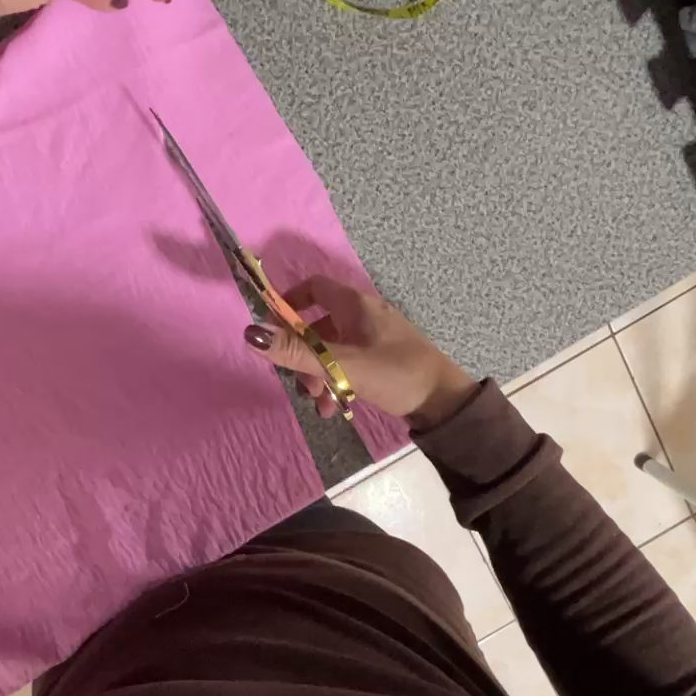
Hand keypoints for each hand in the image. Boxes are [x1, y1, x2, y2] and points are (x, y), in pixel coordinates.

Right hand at [245, 276, 476, 428]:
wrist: (445, 402)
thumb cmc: (395, 374)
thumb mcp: (342, 364)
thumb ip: (297, 351)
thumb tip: (250, 333)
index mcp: (356, 306)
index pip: (314, 287)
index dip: (289, 303)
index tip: (272, 330)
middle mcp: (364, 317)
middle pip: (318, 325)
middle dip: (304, 355)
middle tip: (300, 382)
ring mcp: (374, 339)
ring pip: (332, 351)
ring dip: (319, 375)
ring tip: (320, 403)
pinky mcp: (382, 361)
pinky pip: (348, 366)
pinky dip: (337, 383)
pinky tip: (335, 408)